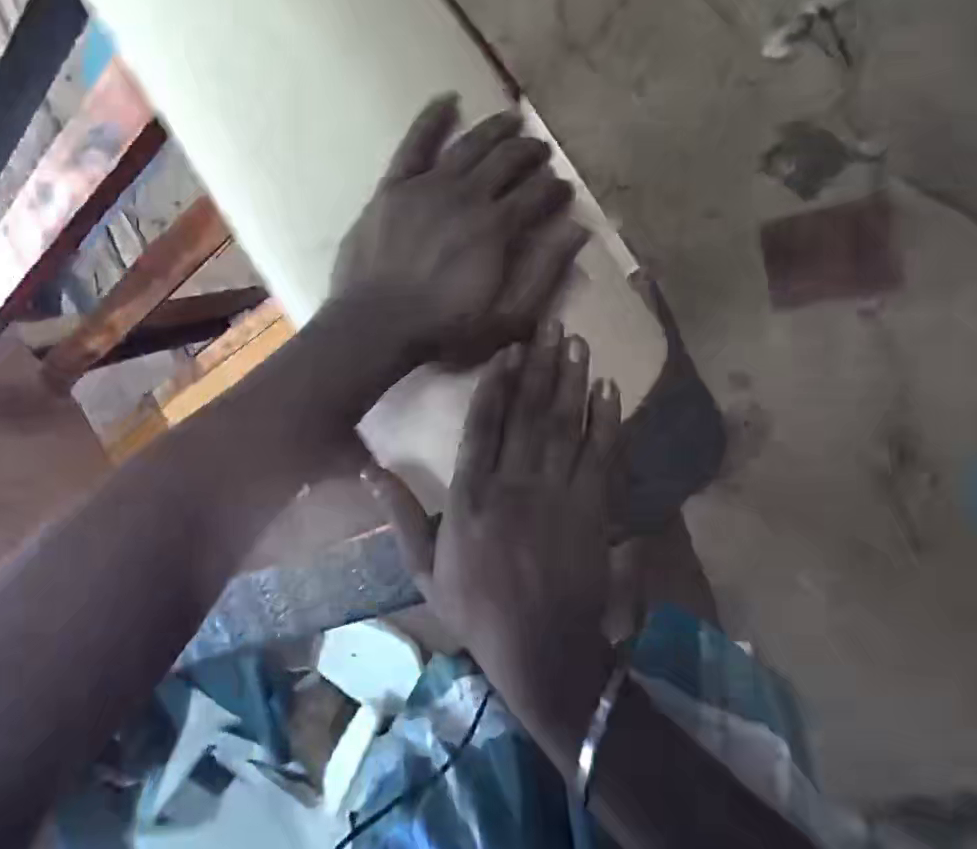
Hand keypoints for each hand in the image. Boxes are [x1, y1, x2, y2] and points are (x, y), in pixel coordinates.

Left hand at [332, 94, 587, 367]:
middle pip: (507, 161)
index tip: (562, 188)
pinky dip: (432, 119)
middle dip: (530, 153)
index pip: (537, 195)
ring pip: (469, 145)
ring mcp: (428, 186)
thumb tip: (578, 229)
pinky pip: (414, 144)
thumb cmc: (443, 328)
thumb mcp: (508, 317)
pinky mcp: (394, 187)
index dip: (554, 189)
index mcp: (496, 227)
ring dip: (496, 130)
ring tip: (513, 120)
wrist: (374, 325)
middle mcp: (467, 196)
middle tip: (541, 151)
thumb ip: (545, 272)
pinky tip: (448, 99)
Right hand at [371, 323, 622, 743]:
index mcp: (471, 496)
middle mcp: (515, 484)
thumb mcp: (423, 567)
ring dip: (573, 380)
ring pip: (566, 425)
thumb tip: (366, 470)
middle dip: (541, 365)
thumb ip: (400, 514)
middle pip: (529, 413)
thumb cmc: (475, 608)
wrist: (541, 650)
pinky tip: (610, 390)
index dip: (498, 382)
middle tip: (552, 326)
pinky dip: (607, 420)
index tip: (510, 349)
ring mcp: (558, 495)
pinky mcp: (593, 509)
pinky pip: (602, 456)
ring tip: (578, 343)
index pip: (484, 425)